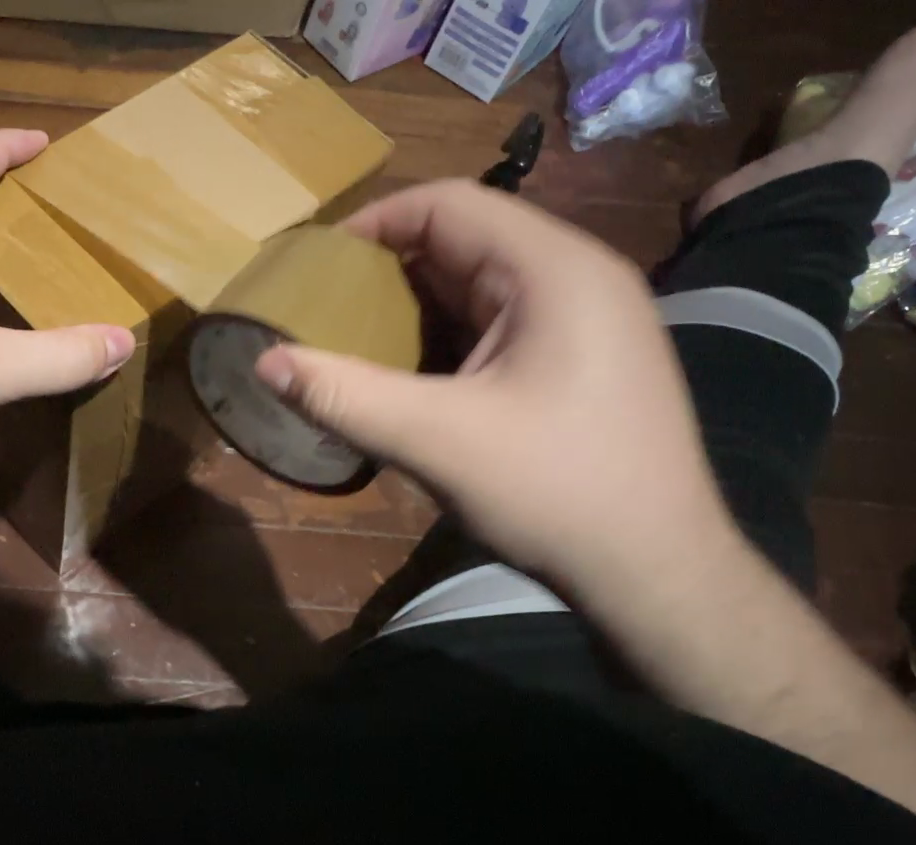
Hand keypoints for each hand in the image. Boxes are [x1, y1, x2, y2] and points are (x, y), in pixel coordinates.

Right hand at [255, 180, 737, 589]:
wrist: (652, 567)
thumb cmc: (554, 490)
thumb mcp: (436, 440)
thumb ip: (344, 396)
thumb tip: (263, 361)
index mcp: (553, 270)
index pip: (450, 206)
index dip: (374, 223)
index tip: (311, 265)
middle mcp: (573, 280)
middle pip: (462, 243)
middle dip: (384, 271)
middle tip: (317, 309)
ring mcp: (579, 324)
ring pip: (474, 291)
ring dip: (408, 311)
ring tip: (344, 343)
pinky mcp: (573, 365)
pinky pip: (491, 331)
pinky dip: (438, 344)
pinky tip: (399, 379)